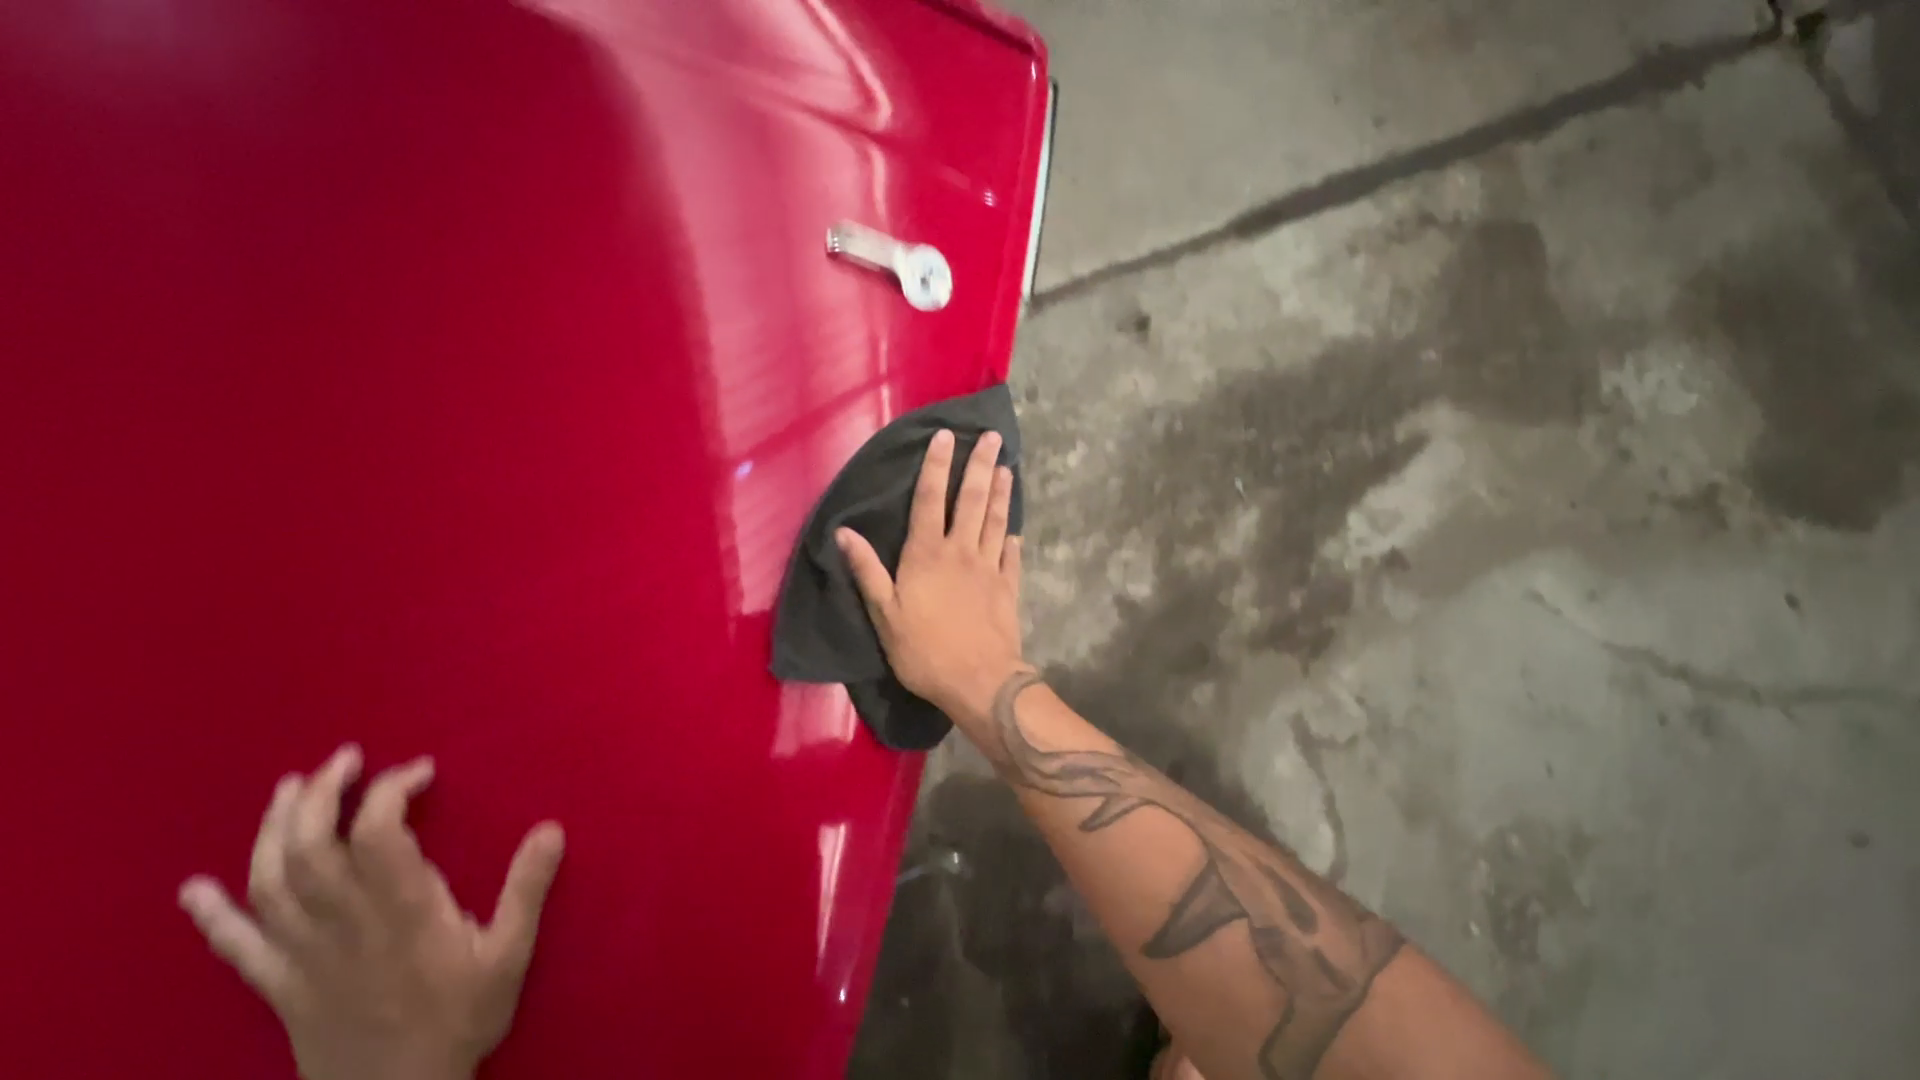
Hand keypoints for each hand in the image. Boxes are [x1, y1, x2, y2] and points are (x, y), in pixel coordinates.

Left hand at [178, 745, 564, 1079]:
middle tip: (344, 759)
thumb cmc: (459, 1021)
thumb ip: (527, 890)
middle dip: (322, 794)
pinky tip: (194, 891)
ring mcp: (303, 954)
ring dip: (273, 829)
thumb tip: (551, 828)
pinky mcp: (280, 984)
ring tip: (290, 789)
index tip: (421, 770)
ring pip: (271, 881)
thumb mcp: (509, 956)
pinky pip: (235, 947)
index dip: (390, 789)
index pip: (376, 831)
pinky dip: (212, 916)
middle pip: (311, 846)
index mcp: (401, 910)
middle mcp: (344, 923)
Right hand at [838, 428, 1027, 723]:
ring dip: (1001, 493)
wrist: (979, 681)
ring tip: (1007, 468)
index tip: (945, 436)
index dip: (936, 466)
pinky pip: (1012, 558)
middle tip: (991, 437)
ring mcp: (989, 569)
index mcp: (926, 554)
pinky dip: (1012, 540)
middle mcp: (961, 551)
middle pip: (971, 500)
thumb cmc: (923, 650)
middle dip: (980, 465)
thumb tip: (844, 532)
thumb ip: (867, 570)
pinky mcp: (1009, 589)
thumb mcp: (884, 613)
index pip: (929, 499)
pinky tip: (1015, 531)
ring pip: (996, 521)